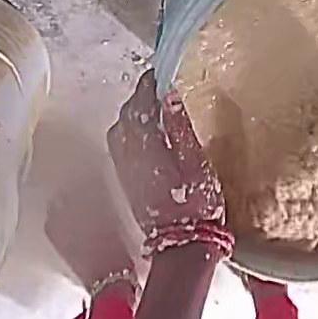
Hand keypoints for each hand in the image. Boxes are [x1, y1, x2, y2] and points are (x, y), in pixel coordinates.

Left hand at [106, 71, 231, 256]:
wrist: (182, 245)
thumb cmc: (195, 205)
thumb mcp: (196, 162)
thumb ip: (180, 128)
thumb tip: (169, 95)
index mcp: (147, 147)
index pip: (140, 106)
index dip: (147, 87)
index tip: (158, 73)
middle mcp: (129, 156)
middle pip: (126, 117)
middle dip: (139, 98)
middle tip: (157, 86)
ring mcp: (126, 171)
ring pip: (120, 131)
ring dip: (133, 114)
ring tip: (151, 105)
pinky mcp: (128, 182)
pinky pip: (121, 146)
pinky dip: (130, 131)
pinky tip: (144, 133)